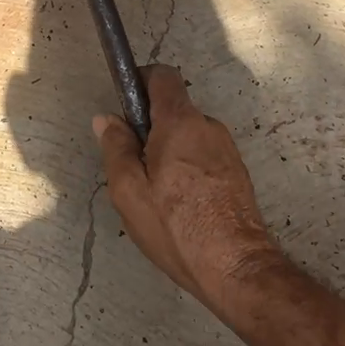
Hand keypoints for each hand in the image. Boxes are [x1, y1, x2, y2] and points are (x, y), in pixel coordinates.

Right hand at [96, 66, 344, 345]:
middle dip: (151, 129)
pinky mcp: (238, 174)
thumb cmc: (176, 226)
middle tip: (135, 167)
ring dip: (171, 153)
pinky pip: (204, 157)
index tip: (126, 104)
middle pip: (174, 111)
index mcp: (180, 122)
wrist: (237, 270)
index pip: (162, 75)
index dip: (141, 80)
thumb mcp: (129, 190)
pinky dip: (189, 170)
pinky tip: (181, 206)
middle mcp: (208, 127)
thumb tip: (106, 119)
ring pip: (189, 137)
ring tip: (158, 195)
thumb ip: (116, 147)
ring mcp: (228, 151)